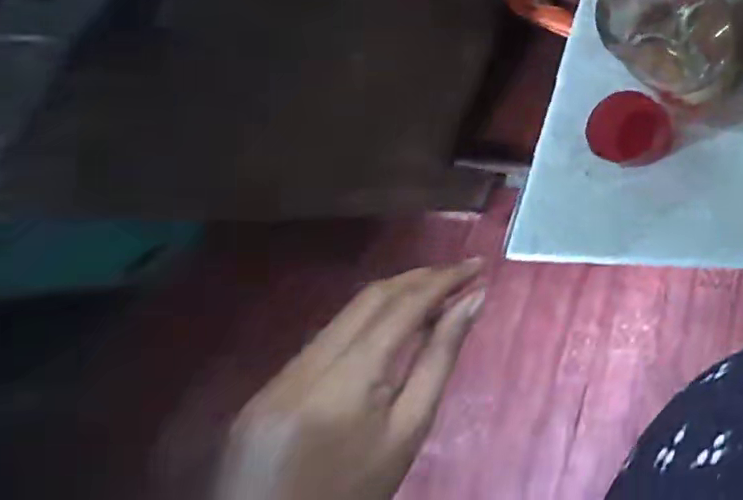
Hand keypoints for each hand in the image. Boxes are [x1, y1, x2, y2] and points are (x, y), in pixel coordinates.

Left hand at [213, 262, 487, 499]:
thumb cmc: (356, 492)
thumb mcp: (409, 431)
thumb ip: (440, 358)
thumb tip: (474, 299)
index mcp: (340, 386)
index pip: (400, 308)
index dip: (443, 280)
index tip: (479, 265)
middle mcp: (302, 371)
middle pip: (369, 300)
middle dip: (420, 279)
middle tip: (461, 273)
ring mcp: (276, 380)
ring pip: (345, 314)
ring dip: (394, 297)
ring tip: (435, 296)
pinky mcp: (264, 392)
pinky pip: (324, 339)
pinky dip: (365, 323)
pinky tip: (389, 329)